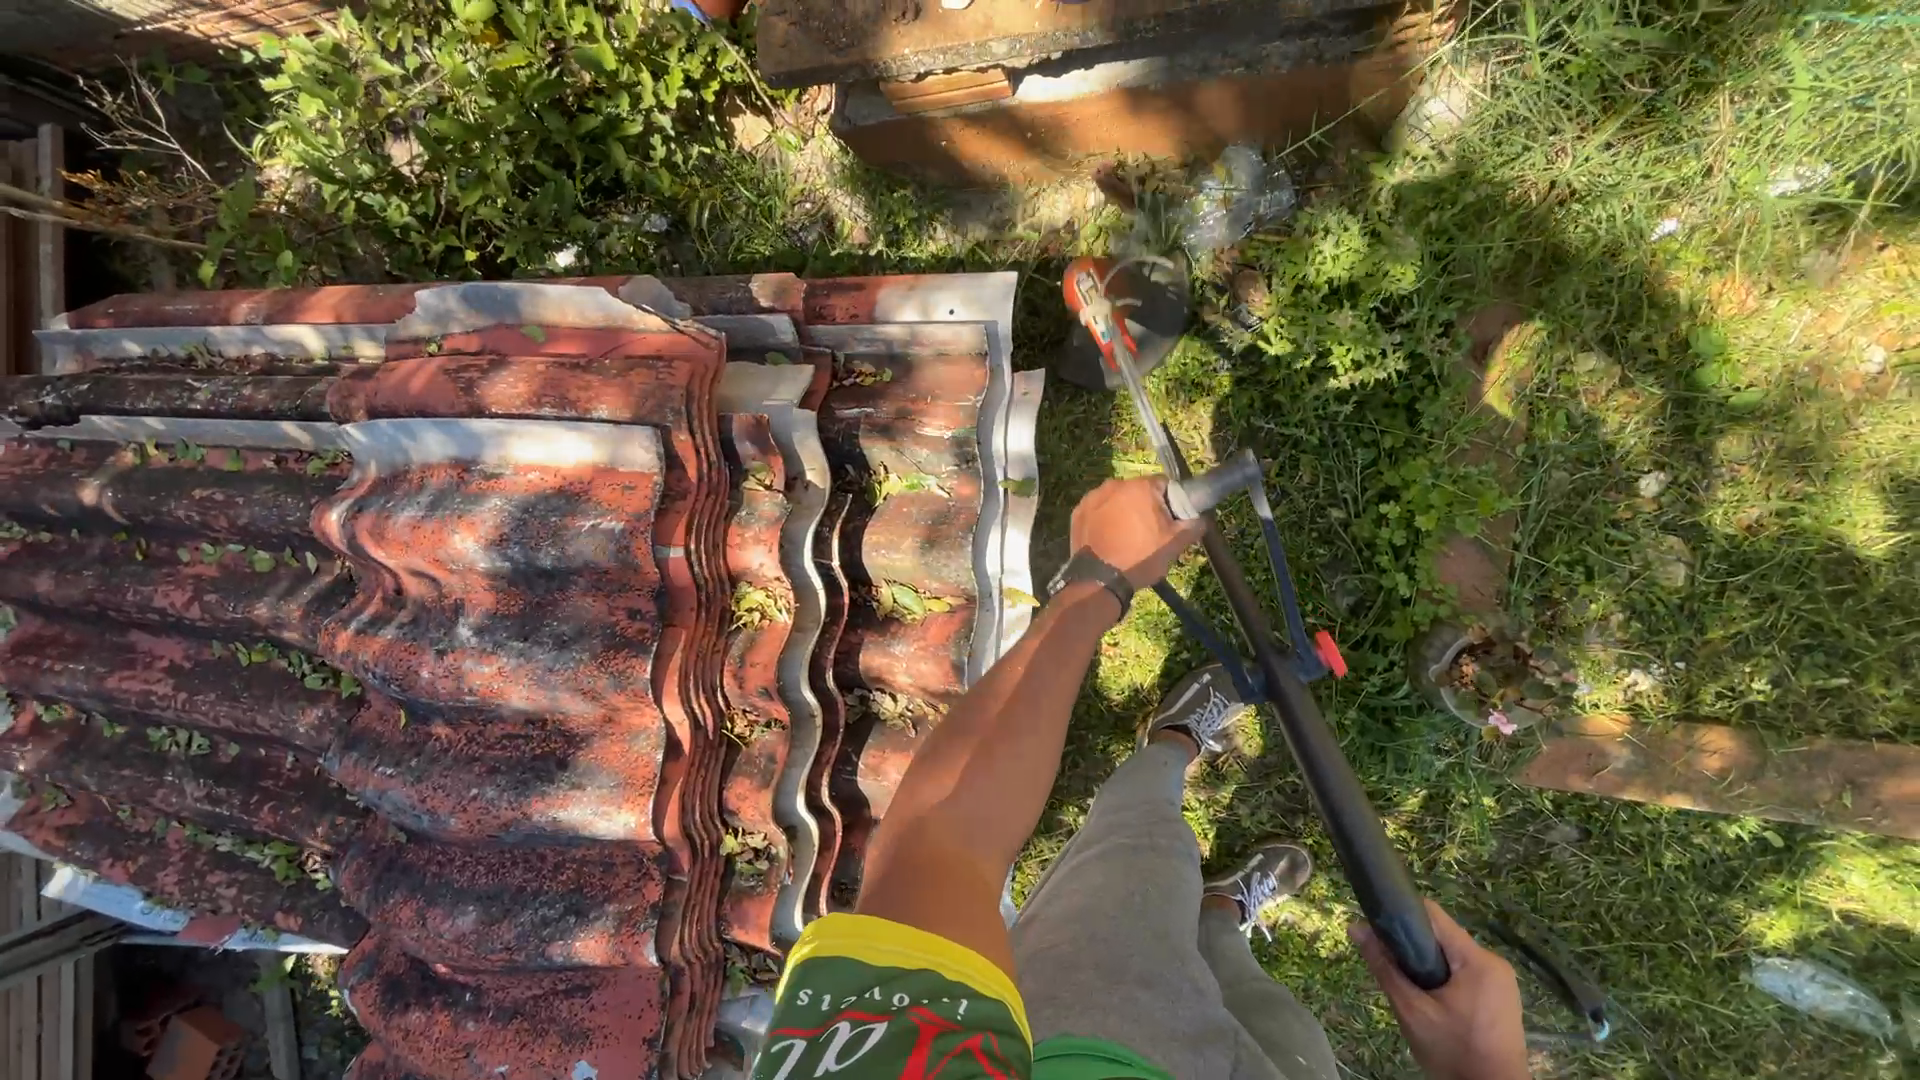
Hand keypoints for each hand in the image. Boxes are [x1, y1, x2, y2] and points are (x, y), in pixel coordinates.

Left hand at [1069, 477, 1206, 588]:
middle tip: (1148, 532)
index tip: (1169, 520)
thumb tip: (1200, 518)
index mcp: (1140, 487)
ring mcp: (1092, 497)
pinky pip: (1098, 510)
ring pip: (1116, 500)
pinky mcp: (1077, 512)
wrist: (1099, 580)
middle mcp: (1114, 484)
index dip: (1170, 502)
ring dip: (1122, 512)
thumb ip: (1193, 525)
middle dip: (1144, 507)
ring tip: (1126, 538)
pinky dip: (1104, 519)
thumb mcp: (1174, 544)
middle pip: (1137, 491)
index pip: (1163, 485)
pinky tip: (1108, 539)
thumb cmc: (1140, 558)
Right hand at [1350, 901, 1529, 1079]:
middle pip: (1441, 936)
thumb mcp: (1411, 1009)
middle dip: (1414, 948)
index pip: (1432, 915)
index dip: (1402, 917)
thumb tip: (1355, 926)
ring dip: (1427, 965)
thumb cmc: (1453, 1052)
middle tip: (1395, 971)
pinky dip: (1444, 979)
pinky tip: (1432, 1001)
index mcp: (1478, 961)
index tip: (1380, 933)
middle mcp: (1494, 963)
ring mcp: (1501, 981)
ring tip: (1412, 990)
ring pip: (1451, 955)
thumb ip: (1383, 965)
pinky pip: (1464, 972)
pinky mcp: (1501, 996)